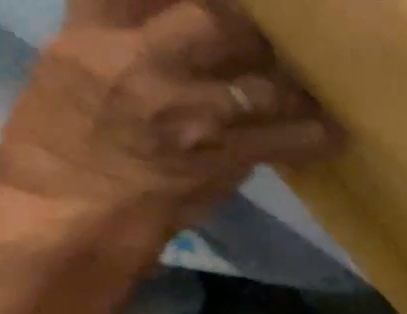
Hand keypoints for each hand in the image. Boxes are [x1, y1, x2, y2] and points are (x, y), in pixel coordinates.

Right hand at [0, 0, 341, 234]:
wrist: (76, 201)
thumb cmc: (73, 131)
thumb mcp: (81, 61)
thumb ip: (128, 30)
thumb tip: (184, 11)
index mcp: (96, 31)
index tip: (238, 6)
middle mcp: (144, 62)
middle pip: (217, 22)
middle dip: (255, 32)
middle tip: (280, 45)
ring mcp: (190, 109)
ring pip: (266, 82)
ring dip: (298, 88)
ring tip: (314, 91)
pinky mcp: (228, 153)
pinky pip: (292, 137)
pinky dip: (319, 135)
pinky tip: (333, 133)